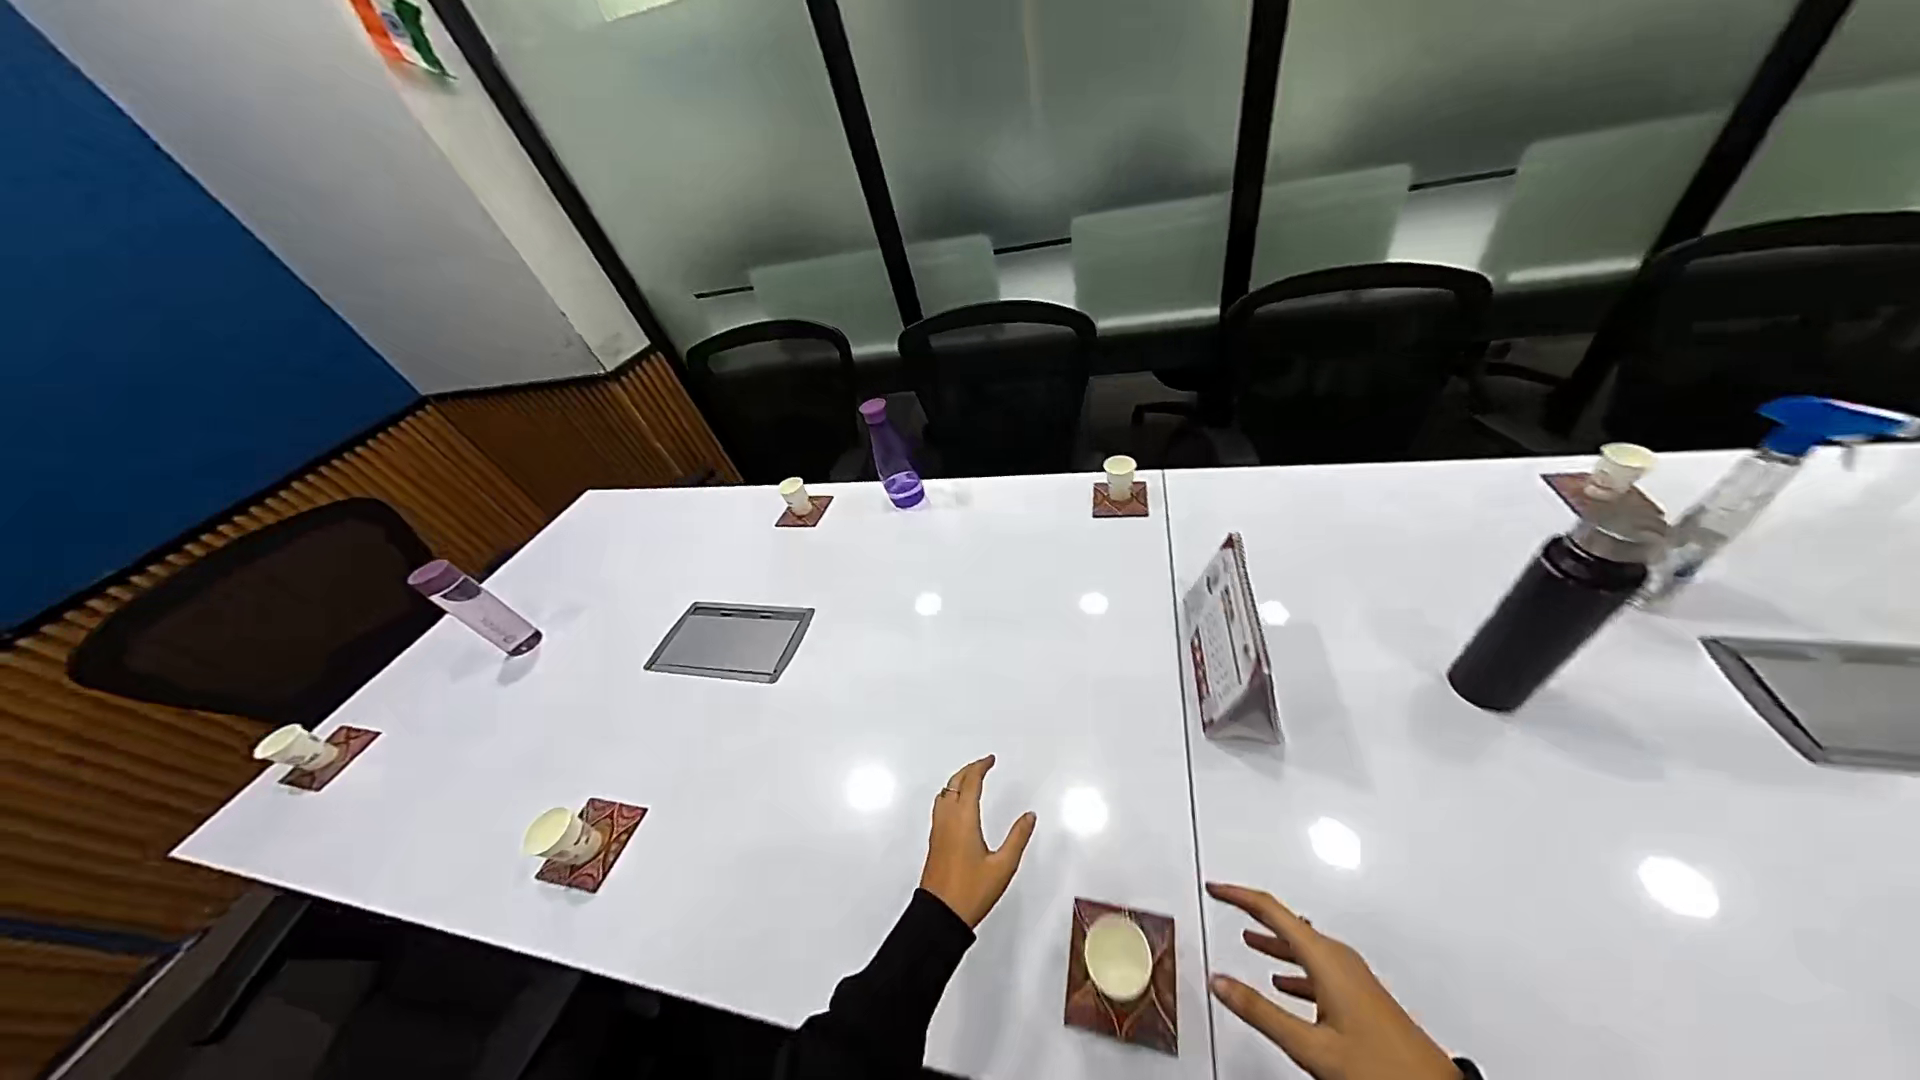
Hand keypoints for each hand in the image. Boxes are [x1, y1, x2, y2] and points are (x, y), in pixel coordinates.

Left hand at [918, 755, 1036, 927]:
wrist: (940, 915)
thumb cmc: (970, 892)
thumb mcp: (1003, 866)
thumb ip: (1018, 837)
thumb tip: (1029, 816)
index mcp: (963, 819)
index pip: (971, 782)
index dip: (980, 767)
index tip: (990, 760)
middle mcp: (947, 819)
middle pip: (955, 783)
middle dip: (969, 769)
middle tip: (982, 764)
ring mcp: (938, 829)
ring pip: (944, 792)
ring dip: (957, 780)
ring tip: (970, 778)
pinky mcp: (935, 840)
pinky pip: (940, 805)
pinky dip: (950, 794)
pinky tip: (957, 803)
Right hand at [1206, 883, 1458, 1079]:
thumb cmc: (1384, 1068)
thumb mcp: (1310, 1045)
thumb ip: (1260, 1011)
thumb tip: (1220, 982)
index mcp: (1325, 958)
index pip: (1271, 910)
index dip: (1238, 895)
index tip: (1216, 888)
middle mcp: (1340, 959)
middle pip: (1287, 922)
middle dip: (1253, 911)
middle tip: (1227, 900)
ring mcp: (1353, 976)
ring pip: (1302, 945)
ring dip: (1272, 939)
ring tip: (1249, 937)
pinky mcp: (1360, 994)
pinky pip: (1317, 965)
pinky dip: (1292, 964)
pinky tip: (1285, 981)